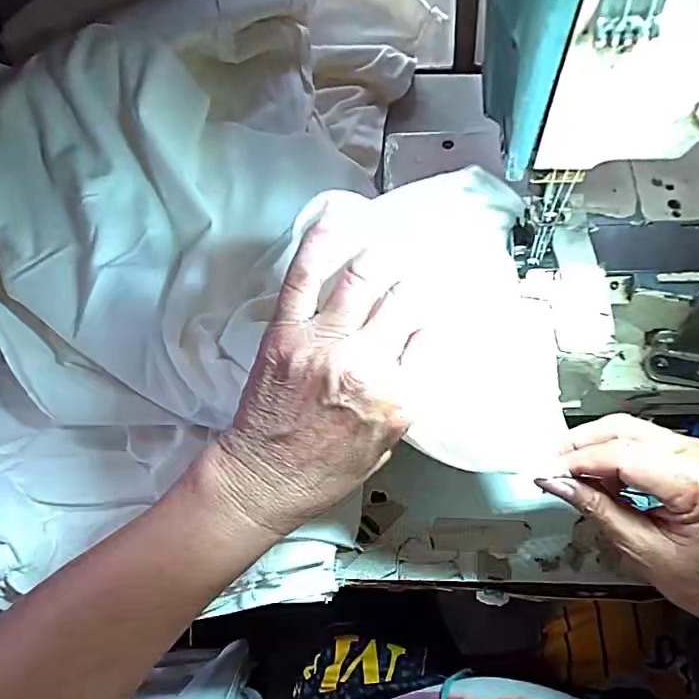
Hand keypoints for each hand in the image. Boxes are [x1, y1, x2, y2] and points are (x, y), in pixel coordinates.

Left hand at [201, 195, 419, 536]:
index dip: (434, 315)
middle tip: (416, 270)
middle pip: (403, 299)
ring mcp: (323, 344)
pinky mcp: (286, 333)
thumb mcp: (384, 445)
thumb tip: (416, 354)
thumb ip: (405, 397)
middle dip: (414, 281)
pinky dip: (324, 240)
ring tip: (389, 247)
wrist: (264, 479)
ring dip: (383, 255)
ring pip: (364, 276)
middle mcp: (364, 366)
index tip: (433, 305)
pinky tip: (341, 219)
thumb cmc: (321, 471)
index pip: (429, 336)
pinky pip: (307, 275)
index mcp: (395, 399)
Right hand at [537, 414, 698, 620]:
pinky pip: (642, 439)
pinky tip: (595, 472)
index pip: (626, 456)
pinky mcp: (692, 450)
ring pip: (631, 430)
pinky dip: (612, 452)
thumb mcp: (640, 549)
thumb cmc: (698, 577)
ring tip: (569, 473)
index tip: (547, 471)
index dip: (580, 461)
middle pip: (627, 431)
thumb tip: (557, 482)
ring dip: (594, 447)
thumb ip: (598, 508)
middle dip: (582, 446)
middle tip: (551, 467)